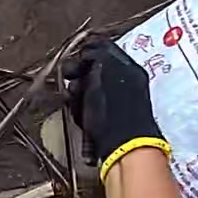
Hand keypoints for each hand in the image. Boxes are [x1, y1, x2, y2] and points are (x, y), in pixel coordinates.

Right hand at [63, 37, 165, 175]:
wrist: (122, 148)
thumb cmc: (114, 108)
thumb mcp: (105, 72)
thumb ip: (98, 55)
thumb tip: (88, 49)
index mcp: (130, 69)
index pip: (106, 49)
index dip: (87, 49)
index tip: (74, 55)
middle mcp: (125, 84)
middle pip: (95, 69)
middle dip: (78, 72)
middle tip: (67, 75)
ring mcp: (116, 103)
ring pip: (89, 89)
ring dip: (76, 90)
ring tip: (70, 96)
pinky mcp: (107, 121)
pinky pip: (89, 107)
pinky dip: (79, 107)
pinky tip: (74, 110)